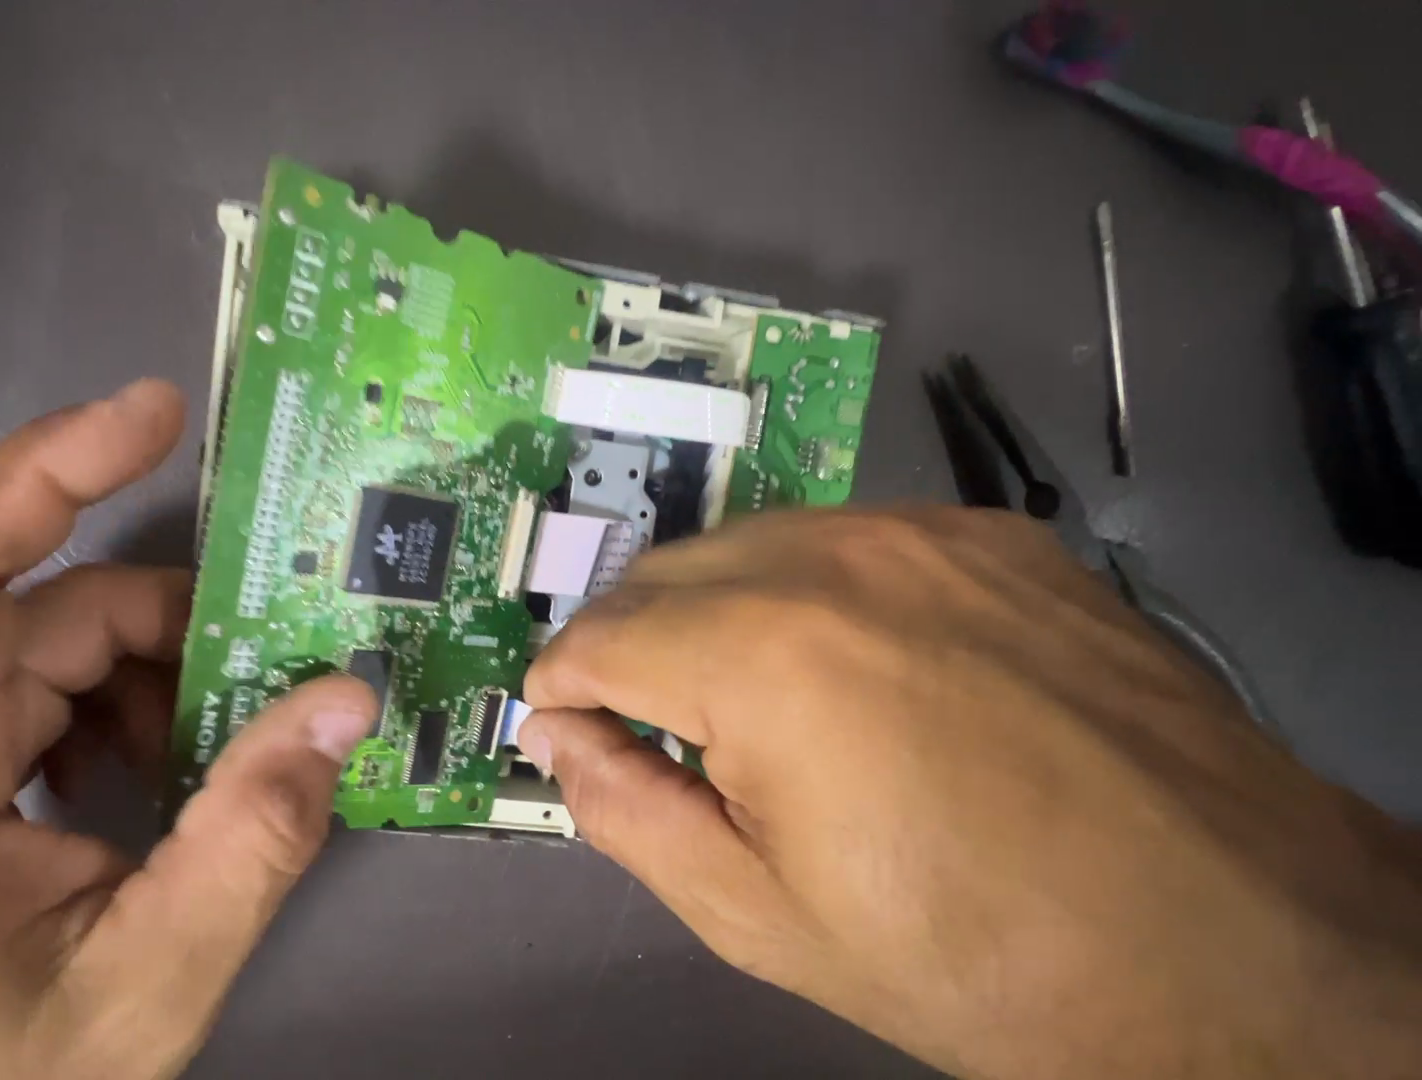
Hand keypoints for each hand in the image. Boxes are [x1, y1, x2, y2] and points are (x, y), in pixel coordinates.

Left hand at [0, 379, 377, 1079]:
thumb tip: (347, 701)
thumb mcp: (148, 979)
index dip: (43, 471)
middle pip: (47, 614)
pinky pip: (61, 704)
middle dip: (172, 625)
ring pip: (64, 655)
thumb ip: (253, 838)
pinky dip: (138, 719)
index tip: (147, 414)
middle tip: (279, 654)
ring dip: (164, 681)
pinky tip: (178, 779)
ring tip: (231, 746)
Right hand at [519, 507, 1421, 1079]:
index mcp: (761, 656)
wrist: (1245, 951)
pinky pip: (837, 540)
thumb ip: (623, 811)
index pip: (599, 637)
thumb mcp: (755, 915)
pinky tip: (839, 661)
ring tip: (735, 692)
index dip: (562, 684)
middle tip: (641, 718)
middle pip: (658, 573)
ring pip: (741, 542)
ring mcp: (917, 531)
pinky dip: (797, 590)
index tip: (561, 721)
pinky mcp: (986, 534)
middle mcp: (829, 558)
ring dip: (705, 608)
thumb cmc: (972, 955)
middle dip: (623, 643)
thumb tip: (559, 732)